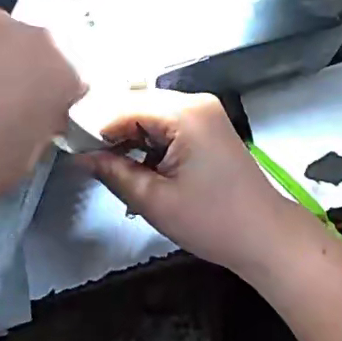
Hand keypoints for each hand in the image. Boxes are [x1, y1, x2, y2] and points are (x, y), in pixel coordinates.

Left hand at [0, 0, 84, 227]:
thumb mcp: (21, 163)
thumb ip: (40, 127)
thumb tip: (36, 110)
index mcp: (63, 73)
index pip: (75, 78)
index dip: (54, 99)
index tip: (33, 114)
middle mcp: (36, 33)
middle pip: (42, 49)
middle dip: (26, 70)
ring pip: (4, 34)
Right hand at [74, 90, 325, 276]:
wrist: (268, 238)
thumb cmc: (213, 221)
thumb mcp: (155, 201)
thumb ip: (114, 172)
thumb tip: (81, 157)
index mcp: (185, 114)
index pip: (126, 107)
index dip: (97, 127)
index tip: (73, 147)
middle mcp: (195, 102)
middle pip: (138, 105)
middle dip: (113, 131)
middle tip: (88, 158)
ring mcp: (205, 112)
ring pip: (151, 114)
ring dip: (130, 137)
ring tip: (111, 166)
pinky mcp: (208, 126)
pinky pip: (167, 124)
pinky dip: (149, 142)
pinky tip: (138, 167)